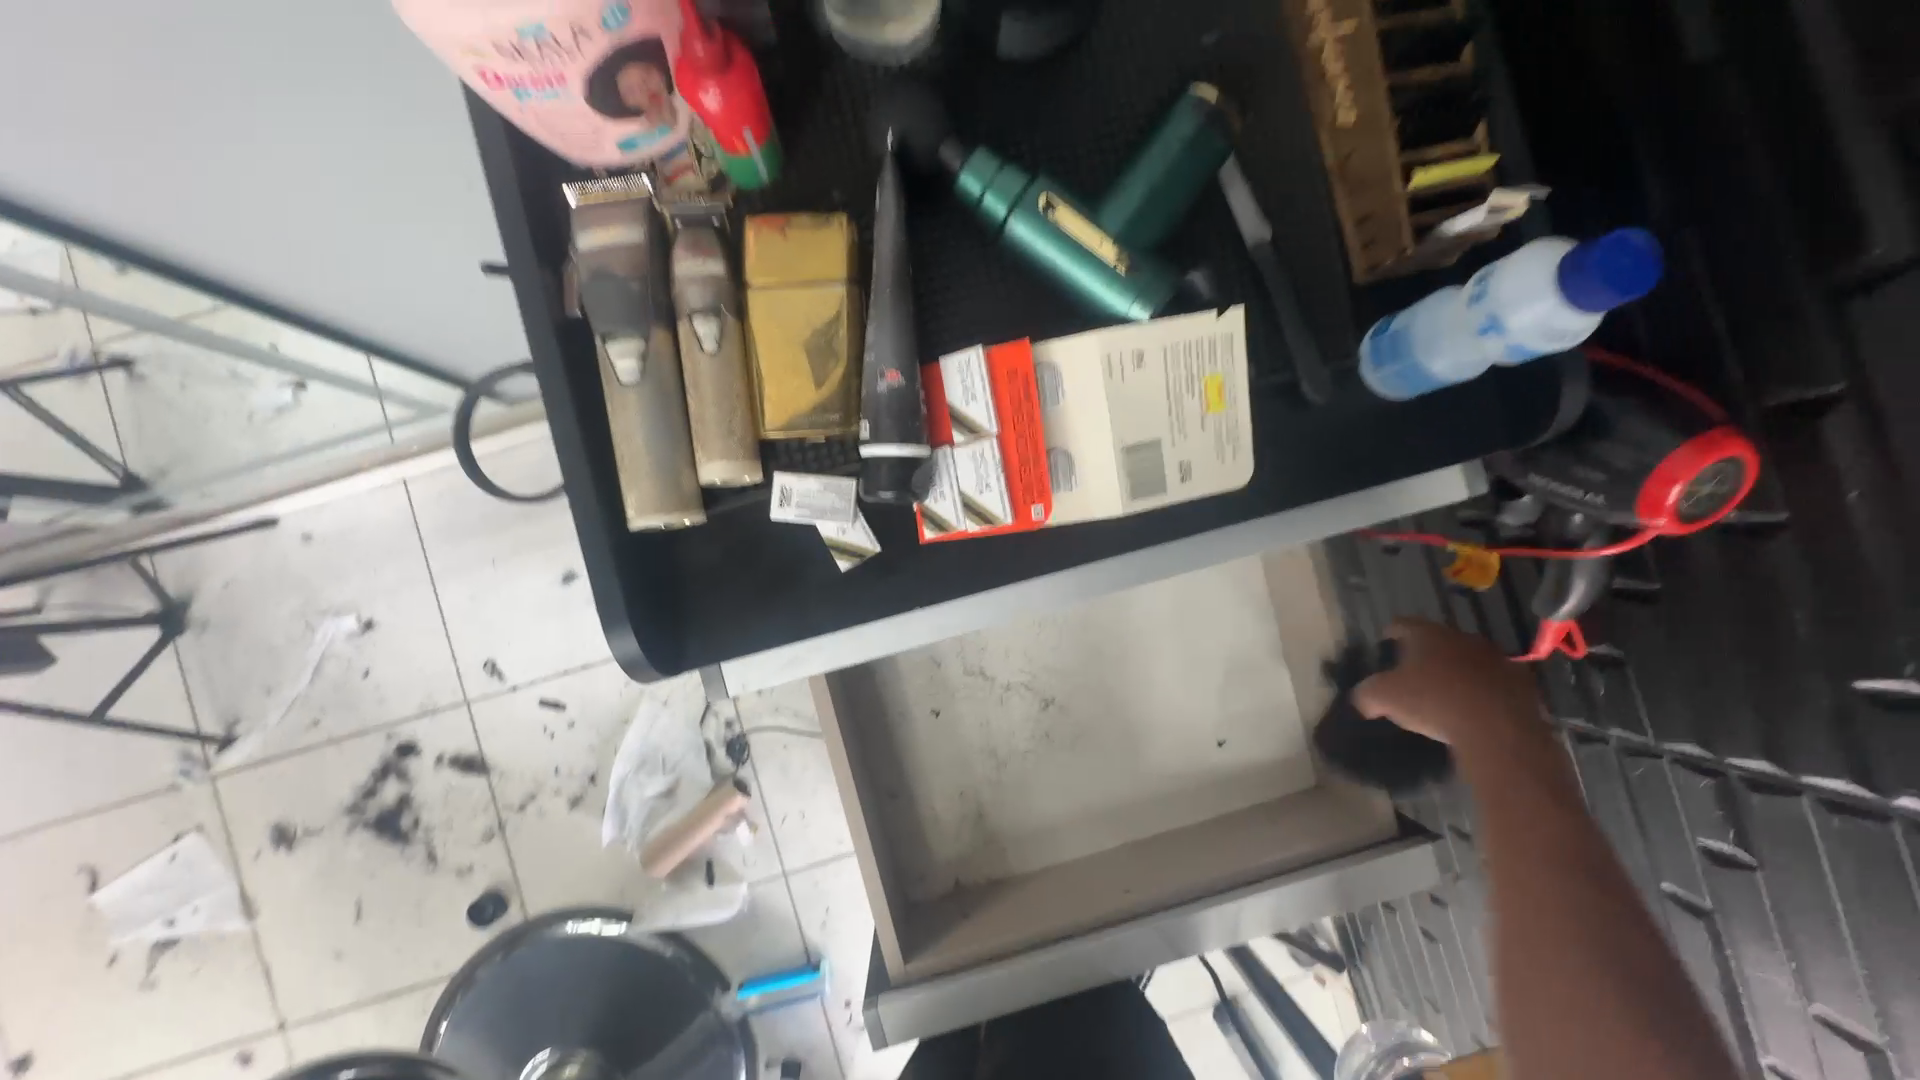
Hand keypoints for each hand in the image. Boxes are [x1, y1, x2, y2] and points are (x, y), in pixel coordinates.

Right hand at [1352, 618, 1543, 748]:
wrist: (1497, 729)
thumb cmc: (1434, 702)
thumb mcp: (1384, 698)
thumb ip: (1366, 693)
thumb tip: (1364, 698)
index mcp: (1427, 635)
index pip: (1402, 624)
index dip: (1390, 633)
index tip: (1385, 644)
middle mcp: (1462, 638)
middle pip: (1438, 640)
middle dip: (1426, 654)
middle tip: (1414, 674)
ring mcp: (1495, 658)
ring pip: (1468, 659)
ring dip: (1457, 671)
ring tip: (1447, 694)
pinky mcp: (1519, 682)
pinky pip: (1493, 682)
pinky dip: (1482, 690)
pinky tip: (1475, 710)